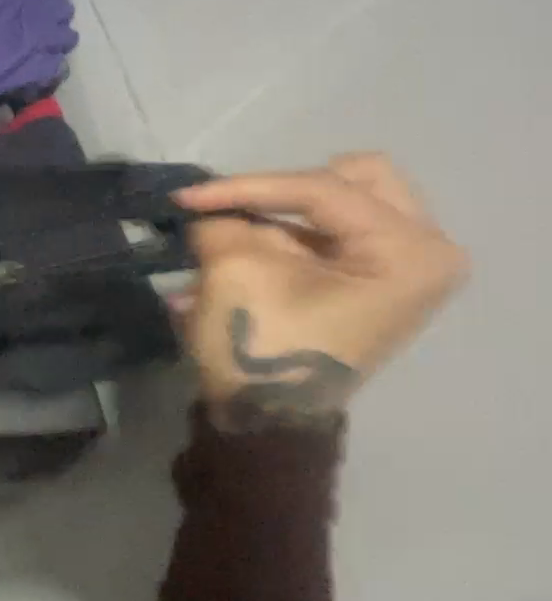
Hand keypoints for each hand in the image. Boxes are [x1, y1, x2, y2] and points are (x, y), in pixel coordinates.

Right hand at [174, 154, 467, 432]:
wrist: (265, 419)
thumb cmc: (264, 345)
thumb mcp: (234, 272)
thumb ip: (221, 225)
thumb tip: (208, 215)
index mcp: (409, 249)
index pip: (320, 190)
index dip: (244, 188)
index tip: (181, 196)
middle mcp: (419, 252)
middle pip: (352, 181)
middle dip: (279, 191)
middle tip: (229, 208)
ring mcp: (394, 271)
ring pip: (335, 209)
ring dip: (270, 221)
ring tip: (214, 246)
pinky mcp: (363, 286)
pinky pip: (322, 241)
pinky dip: (271, 245)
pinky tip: (222, 267)